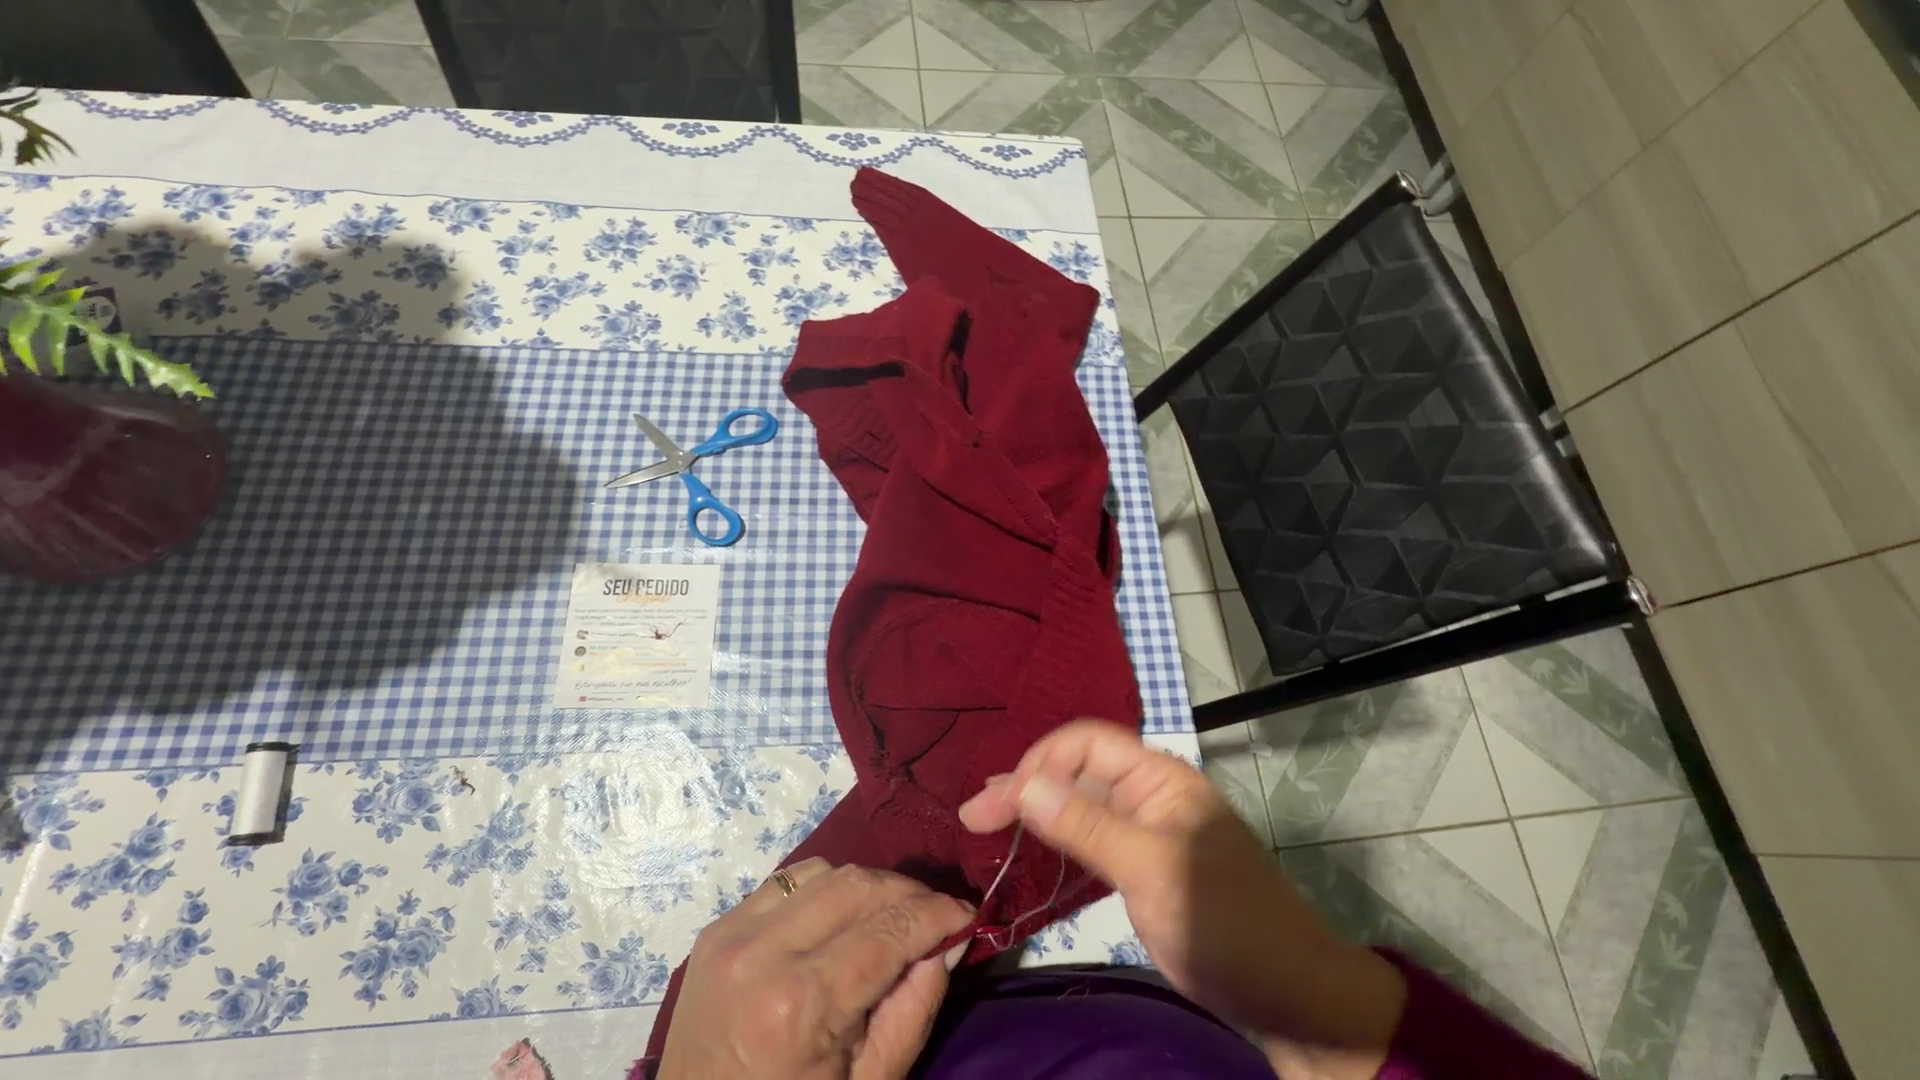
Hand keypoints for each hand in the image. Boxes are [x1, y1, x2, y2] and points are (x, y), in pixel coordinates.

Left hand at [657, 858, 973, 1079]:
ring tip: (887, 919)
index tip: (968, 913)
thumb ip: (915, 1004)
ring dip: (865, 888)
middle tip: (935, 916)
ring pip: (823, 871)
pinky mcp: (715, 929)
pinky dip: (823, 891)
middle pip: (857, 885)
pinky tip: (836, 920)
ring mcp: (730, 933)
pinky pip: (785, 883)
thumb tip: (950, 938)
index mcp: (801, 1003)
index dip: (938, 914)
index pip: (889, 929)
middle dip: (907, 893)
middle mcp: (762, 951)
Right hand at [957, 720, 1406, 1078]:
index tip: (996, 803)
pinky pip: (1089, 845)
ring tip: (988, 828)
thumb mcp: (1151, 868)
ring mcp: (1145, 834)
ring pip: (1080, 808)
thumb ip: (1086, 825)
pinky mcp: (1141, 871)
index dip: (1038, 763)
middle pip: (1077, 772)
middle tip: (974, 818)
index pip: (1086, 743)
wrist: (1289, 994)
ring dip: (1037, 815)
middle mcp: (1149, 796)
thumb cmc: (1225, 921)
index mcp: (1160, 778)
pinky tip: (1029, 858)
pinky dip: (1056, 847)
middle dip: (1026, 787)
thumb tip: (1022, 785)